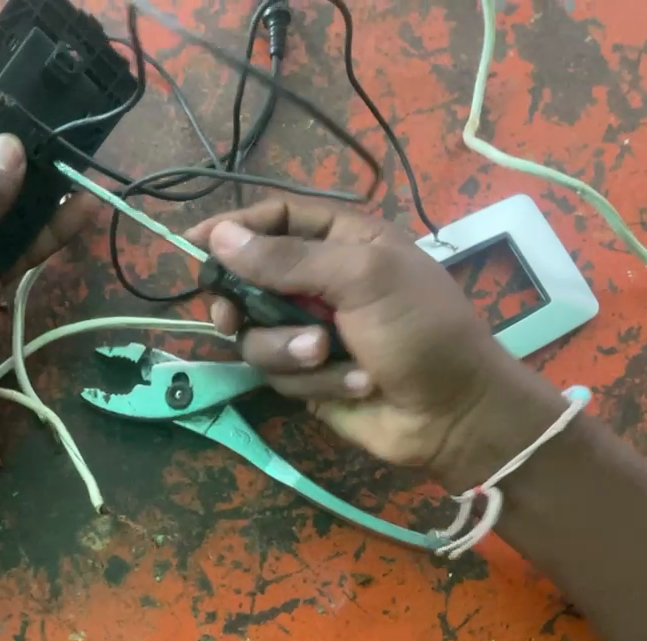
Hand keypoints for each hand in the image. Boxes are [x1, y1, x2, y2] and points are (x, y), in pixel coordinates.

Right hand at [181, 201, 566, 487]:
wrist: (452, 413)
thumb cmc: (420, 331)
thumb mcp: (361, 278)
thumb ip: (288, 259)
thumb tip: (218, 237)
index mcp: (342, 243)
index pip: (275, 221)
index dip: (234, 230)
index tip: (194, 246)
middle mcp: (320, 284)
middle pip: (249, 281)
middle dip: (243, 303)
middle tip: (232, 317)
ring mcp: (310, 332)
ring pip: (255, 335)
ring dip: (288, 350)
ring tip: (329, 356)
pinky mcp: (306, 377)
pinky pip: (277, 374)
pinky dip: (312, 381)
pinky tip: (355, 383)